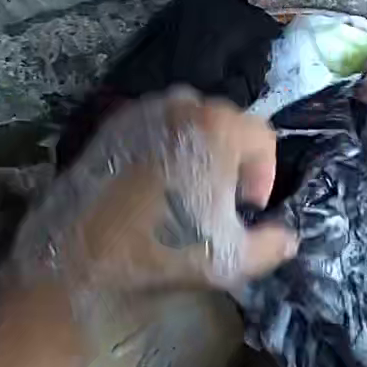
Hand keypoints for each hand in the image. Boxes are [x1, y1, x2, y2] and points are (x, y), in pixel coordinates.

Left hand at [7, 89, 298, 310]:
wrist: (77, 259)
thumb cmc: (163, 252)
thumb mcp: (233, 261)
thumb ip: (273, 245)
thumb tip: (289, 238)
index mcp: (221, 128)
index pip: (263, 138)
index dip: (263, 174)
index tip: (248, 208)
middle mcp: (186, 106)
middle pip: (228, 124)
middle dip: (233, 158)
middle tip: (221, 199)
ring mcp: (146, 111)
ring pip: (192, 121)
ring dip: (200, 147)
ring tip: (189, 188)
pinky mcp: (114, 123)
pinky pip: (157, 126)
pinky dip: (166, 145)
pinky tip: (154, 184)